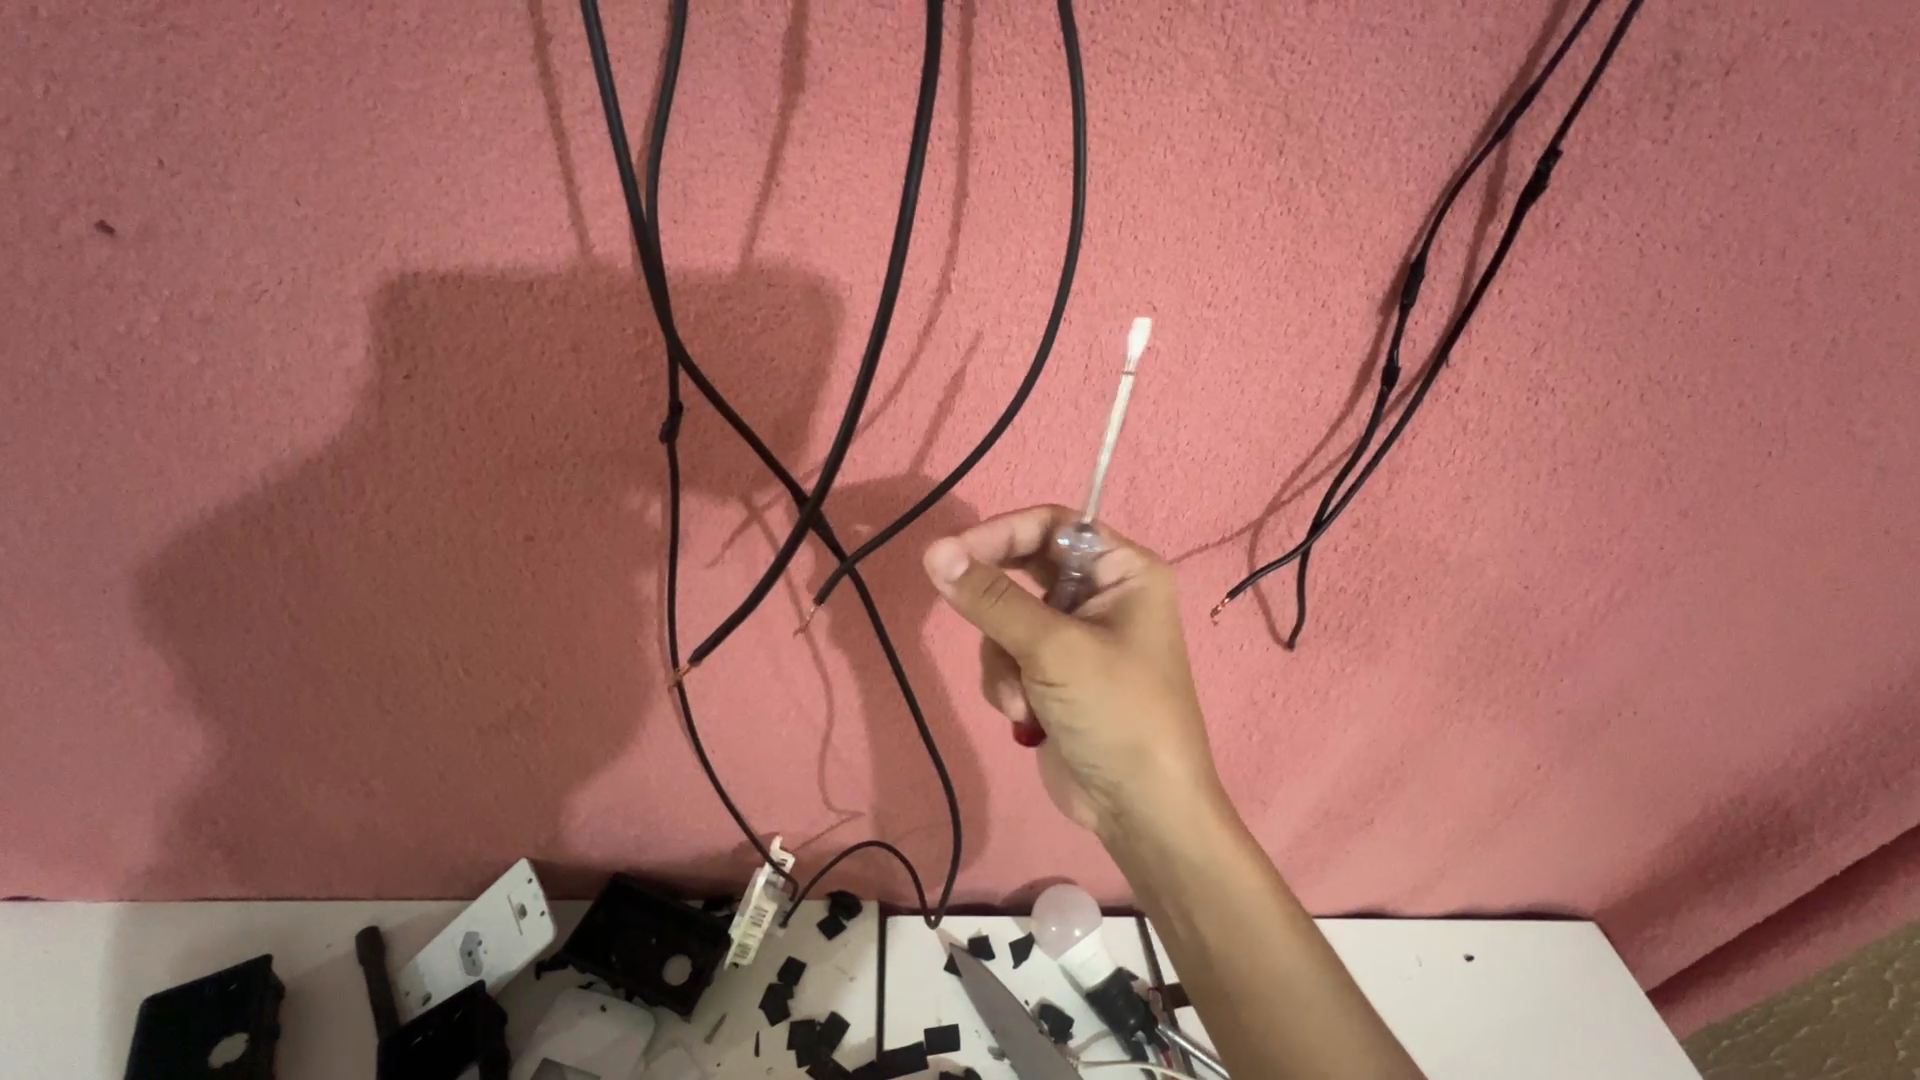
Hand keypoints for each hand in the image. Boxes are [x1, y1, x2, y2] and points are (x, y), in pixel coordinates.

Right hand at [921, 505, 1224, 836]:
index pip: (1053, 526)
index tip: (951, 552)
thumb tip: (934, 551)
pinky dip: (1008, 683)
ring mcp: (1077, 637)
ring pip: (1007, 619)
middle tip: (957, 602)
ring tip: (1023, 698)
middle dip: (998, 606)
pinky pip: (1008, 656)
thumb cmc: (1116, 712)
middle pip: (1025, 569)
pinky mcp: (1055, 676)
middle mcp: (1102, 595)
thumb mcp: (1052, 649)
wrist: (1140, 808)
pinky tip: (1026, 717)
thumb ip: (991, 598)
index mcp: (1124, 572)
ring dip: (1003, 659)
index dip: (1001, 533)